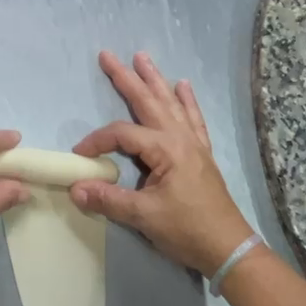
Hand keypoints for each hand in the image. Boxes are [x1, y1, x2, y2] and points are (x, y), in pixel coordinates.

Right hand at [68, 50, 254, 275]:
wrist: (231, 251)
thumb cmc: (187, 230)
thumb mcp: (144, 217)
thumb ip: (109, 200)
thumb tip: (75, 189)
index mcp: (165, 150)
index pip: (122, 134)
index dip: (97, 141)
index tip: (80, 154)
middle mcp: (179, 139)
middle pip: (147, 102)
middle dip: (125, 78)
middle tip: (107, 55)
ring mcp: (193, 144)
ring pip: (170, 104)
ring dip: (155, 80)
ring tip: (142, 57)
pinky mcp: (202, 154)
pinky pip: (194, 119)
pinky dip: (188, 102)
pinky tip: (183, 86)